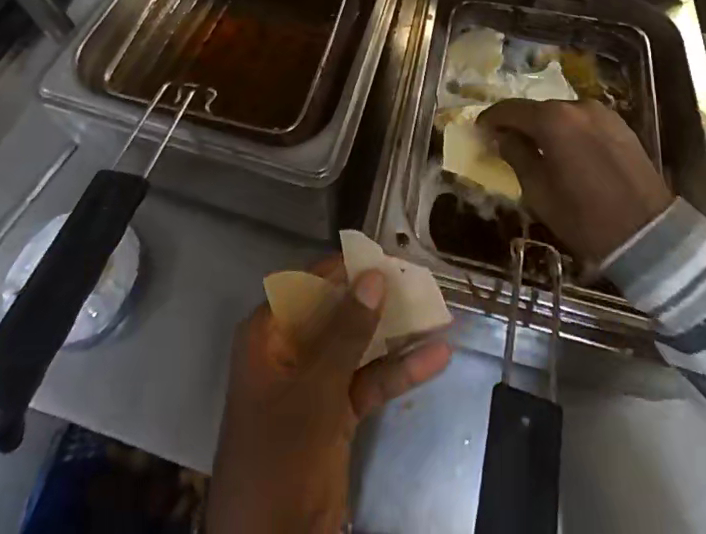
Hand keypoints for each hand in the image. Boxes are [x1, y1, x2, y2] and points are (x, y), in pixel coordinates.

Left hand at [205, 260, 452, 533]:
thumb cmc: (279, 452)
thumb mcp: (314, 389)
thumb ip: (346, 333)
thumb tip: (374, 276)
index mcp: (268, 336)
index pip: (307, 285)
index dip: (344, 267)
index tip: (385, 253)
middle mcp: (290, 351)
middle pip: (337, 312)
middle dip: (376, 298)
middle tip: (418, 277)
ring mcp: (314, 384)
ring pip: (358, 346)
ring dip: (394, 332)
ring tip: (438, 308)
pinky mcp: (336, 414)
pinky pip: (370, 381)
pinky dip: (399, 371)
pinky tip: (437, 356)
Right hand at [478, 98, 673, 262]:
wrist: (647, 233)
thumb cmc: (584, 216)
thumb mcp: (538, 190)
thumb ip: (516, 155)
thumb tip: (500, 137)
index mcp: (554, 120)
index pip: (511, 109)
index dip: (492, 119)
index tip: (480, 130)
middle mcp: (578, 106)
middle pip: (539, 109)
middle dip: (521, 123)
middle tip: (507, 141)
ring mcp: (604, 114)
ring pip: (564, 114)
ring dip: (547, 127)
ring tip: (538, 148)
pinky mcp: (622, 126)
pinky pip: (585, 122)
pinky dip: (570, 131)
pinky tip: (567, 151)